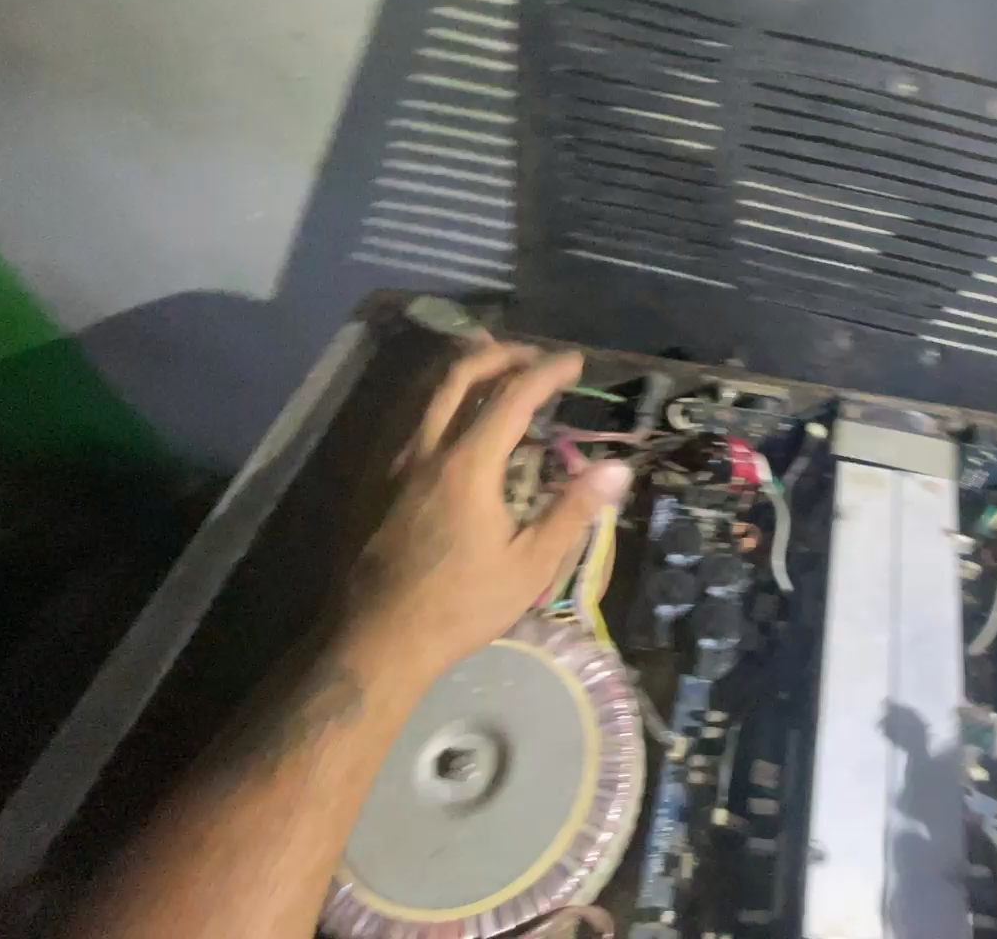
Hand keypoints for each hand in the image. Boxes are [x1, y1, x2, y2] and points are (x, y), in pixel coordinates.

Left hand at [354, 338, 631, 667]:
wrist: (380, 641)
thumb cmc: (462, 606)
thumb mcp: (531, 564)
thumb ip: (573, 511)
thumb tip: (616, 469)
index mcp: (468, 467)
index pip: (511, 398)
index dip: (547, 372)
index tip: (576, 362)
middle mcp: (429, 453)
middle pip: (460, 378)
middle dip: (501, 354)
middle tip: (536, 355)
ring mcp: (401, 466)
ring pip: (430, 395)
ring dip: (468, 369)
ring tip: (498, 362)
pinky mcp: (387, 484)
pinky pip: (417, 420)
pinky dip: (446, 399)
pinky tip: (461, 417)